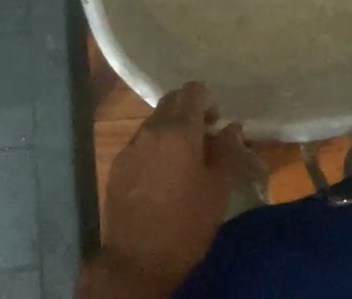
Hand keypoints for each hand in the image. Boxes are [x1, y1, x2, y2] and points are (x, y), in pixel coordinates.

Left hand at [92, 82, 249, 295]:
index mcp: (178, 130)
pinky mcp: (118, 165)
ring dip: (172, 130)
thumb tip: (233, 128)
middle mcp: (151, 129)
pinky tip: (163, 177)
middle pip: (172, 101)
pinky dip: (155, 148)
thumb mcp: (217, 191)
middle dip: (190, 111)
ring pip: (155, 122)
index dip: (208, 100)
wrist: (135, 261)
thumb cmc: (185, 224)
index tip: (217, 123)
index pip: (193, 90)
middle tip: (205, 138)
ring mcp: (130, 146)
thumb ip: (228, 152)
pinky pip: (141, 143)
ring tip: (185, 161)